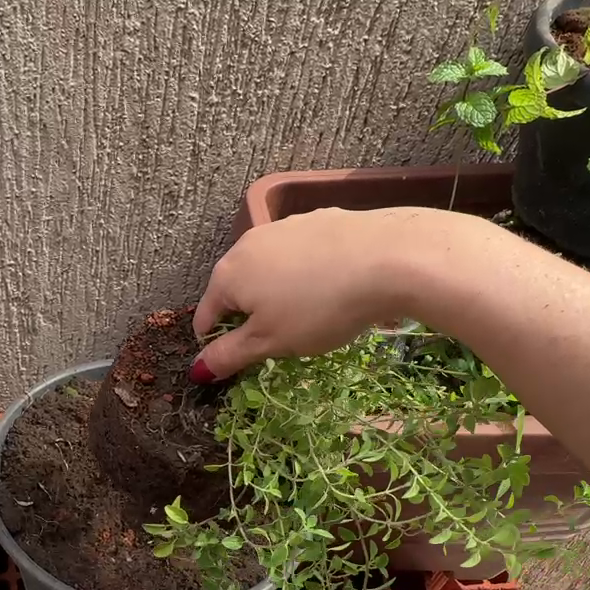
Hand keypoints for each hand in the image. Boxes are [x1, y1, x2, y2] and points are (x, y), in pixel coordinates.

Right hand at [189, 206, 488, 379]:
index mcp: (227, 274)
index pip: (205, 317)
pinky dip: (308, 274)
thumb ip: (229, 355)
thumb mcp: (270, 343)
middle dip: (249, 317)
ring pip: (270, 270)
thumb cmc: (319, 308)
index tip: (242, 363)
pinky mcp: (321, 219)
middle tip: (280, 341)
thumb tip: (196, 370)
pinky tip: (334, 287)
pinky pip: (302, 255)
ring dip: (277, 294)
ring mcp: (285, 227)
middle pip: (236, 290)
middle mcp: (248, 243)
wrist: (393, 257)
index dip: (217, 345)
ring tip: (311, 314)